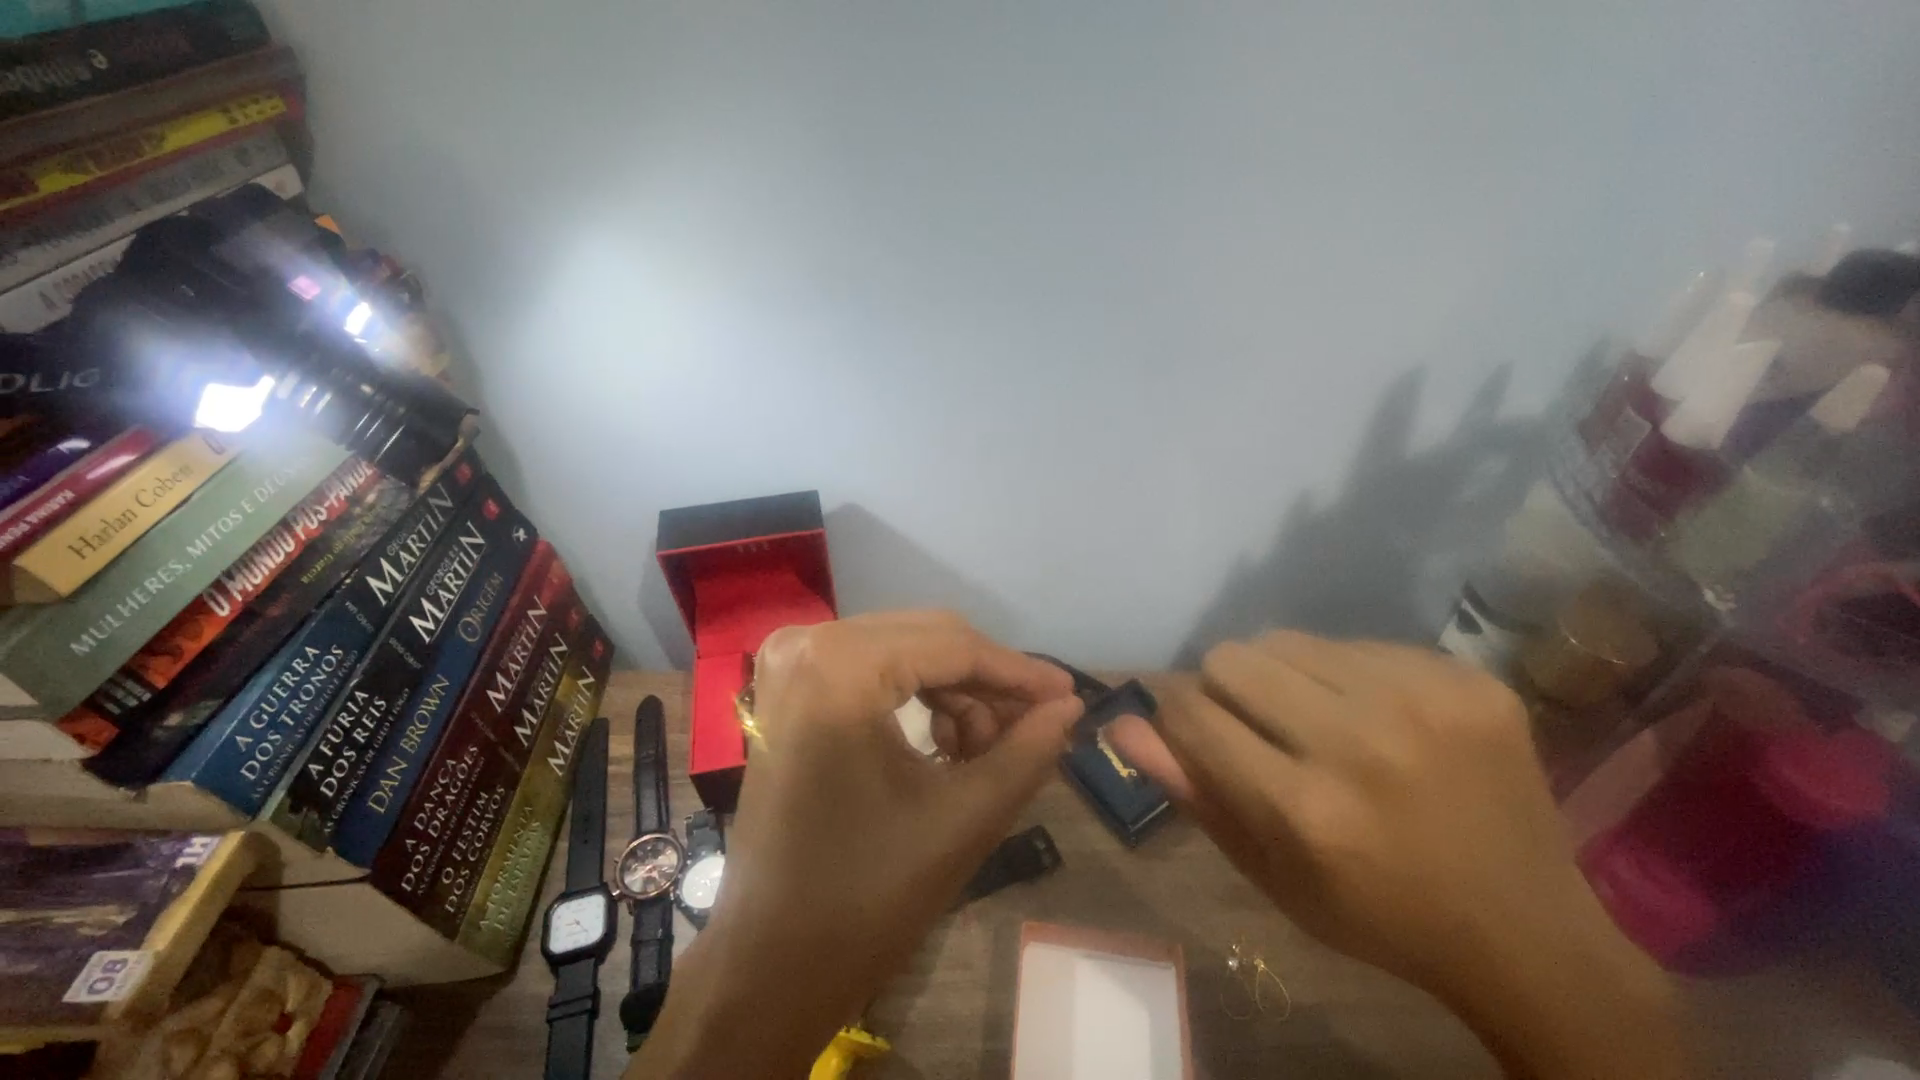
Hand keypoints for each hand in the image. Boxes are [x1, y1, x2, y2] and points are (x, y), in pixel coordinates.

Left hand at [630, 612, 1082, 1078]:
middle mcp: (806, 644)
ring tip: (989, 753)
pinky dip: (917, 701)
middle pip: (926, 639)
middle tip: (1037, 726)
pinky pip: (871, 672)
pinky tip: (949, 749)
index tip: (1072, 696)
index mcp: (839, 666)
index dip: (1019, 673)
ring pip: (902, 653)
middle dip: (988, 684)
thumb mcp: (963, 818)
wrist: (771, 958)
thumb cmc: (866, 893)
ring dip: (956, 694)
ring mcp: (789, 667)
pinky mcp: (787, 693)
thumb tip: (1070, 707)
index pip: (952, 647)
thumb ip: (1026, 751)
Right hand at [1109, 631, 1690, 1078]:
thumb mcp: (1269, 875)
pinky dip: (1347, 677)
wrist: (1523, 927)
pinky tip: (1377, 720)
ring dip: (1282, 678)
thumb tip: (1122, 721)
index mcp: (1304, 809)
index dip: (1177, 716)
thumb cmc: (1375, 915)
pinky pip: (1358, 644)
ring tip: (1316, 721)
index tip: (1191, 728)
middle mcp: (1360, 741)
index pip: (1193, 713)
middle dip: (1224, 690)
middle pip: (1233, 658)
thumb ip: (1192, 791)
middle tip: (1256, 728)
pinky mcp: (1465, 678)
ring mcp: (1422, 700)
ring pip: (1289, 640)